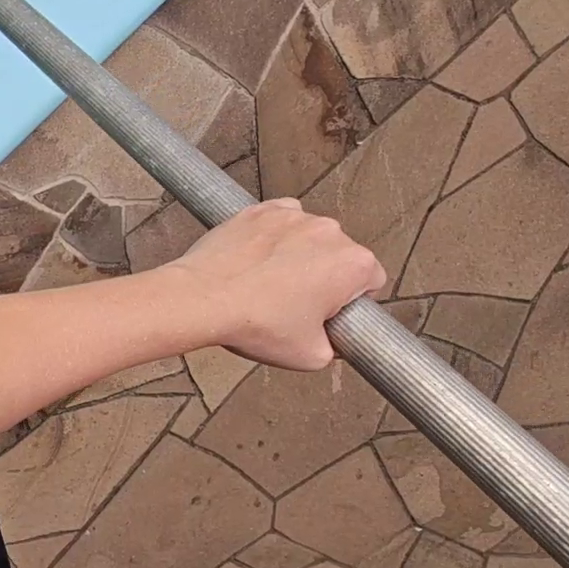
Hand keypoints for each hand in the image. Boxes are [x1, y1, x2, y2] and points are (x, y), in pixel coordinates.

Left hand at [164, 198, 385, 371]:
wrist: (199, 299)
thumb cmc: (252, 323)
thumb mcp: (311, 355)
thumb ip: (336, 345)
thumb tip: (331, 340)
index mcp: (355, 264)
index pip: (369, 282)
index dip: (346, 301)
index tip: (323, 312)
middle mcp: (329, 231)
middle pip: (337, 256)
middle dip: (320, 275)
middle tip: (288, 300)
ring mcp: (291, 217)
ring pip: (306, 237)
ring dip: (294, 253)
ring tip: (264, 280)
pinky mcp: (257, 212)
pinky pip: (275, 220)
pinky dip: (269, 234)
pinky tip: (254, 256)